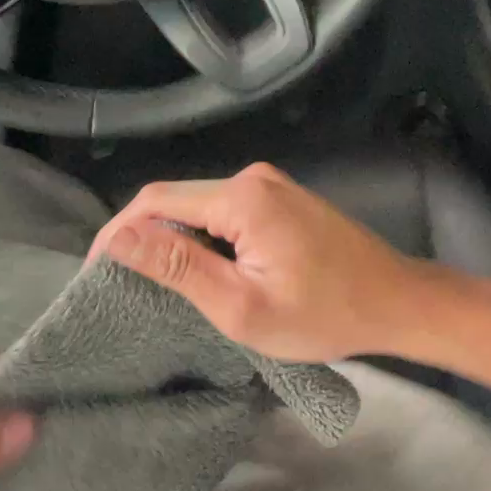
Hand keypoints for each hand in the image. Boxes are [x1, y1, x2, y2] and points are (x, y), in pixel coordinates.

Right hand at [89, 163, 430, 361]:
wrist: (394, 301)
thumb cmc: (321, 313)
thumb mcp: (241, 305)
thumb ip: (178, 268)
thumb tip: (117, 238)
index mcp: (241, 197)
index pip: (156, 201)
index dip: (118, 233)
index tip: (95, 274)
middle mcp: (253, 177)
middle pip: (178, 200)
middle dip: (145, 240)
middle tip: (126, 288)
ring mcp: (272, 184)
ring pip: (202, 207)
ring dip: (177, 242)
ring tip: (160, 287)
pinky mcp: (283, 198)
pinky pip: (227, 211)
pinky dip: (207, 239)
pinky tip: (205, 272)